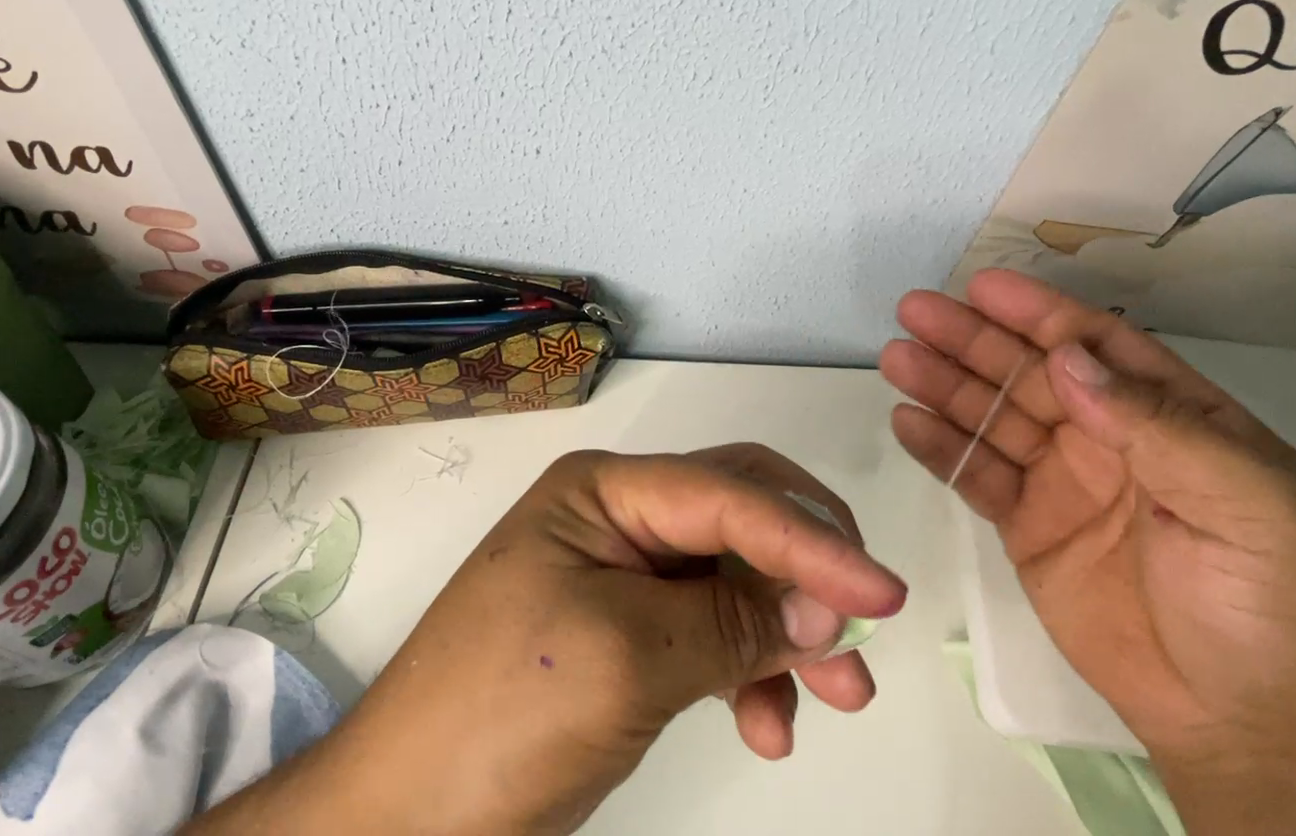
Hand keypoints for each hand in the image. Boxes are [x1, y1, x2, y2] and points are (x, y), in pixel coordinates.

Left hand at [190, 446, 905, 835]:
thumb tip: (830, 607)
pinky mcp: (633, 633)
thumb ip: (733, 622)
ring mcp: (627, 577)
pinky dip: (753, 672)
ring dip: (790, 634)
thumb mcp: (626, 658)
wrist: (410, 813)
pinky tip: (768, 725)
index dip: (813, 542)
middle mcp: (621, 518)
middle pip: (744, 521)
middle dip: (808, 575)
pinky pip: (716, 633)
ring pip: (740, 581)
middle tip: (858, 638)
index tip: (885, 598)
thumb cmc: (504, 713)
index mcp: (605, 492)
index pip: (730, 497)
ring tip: (835, 698)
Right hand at [880, 270, 1295, 833]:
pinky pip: (978, 478)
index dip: (1039, 314)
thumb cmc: (1273, 609)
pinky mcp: (1029, 530)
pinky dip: (942, 449)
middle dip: (974, 341)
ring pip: (995, 420)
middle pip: (1031, 375)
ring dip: (945, 386)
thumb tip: (1069, 359)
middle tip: (914, 312)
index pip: (1099, 349)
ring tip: (896, 357)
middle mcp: (1114, 441)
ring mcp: (1066, 485)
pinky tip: (906, 421)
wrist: (1244, 727)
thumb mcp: (1251, 506)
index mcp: (1178, 420)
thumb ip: (1160, 427)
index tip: (982, 288)